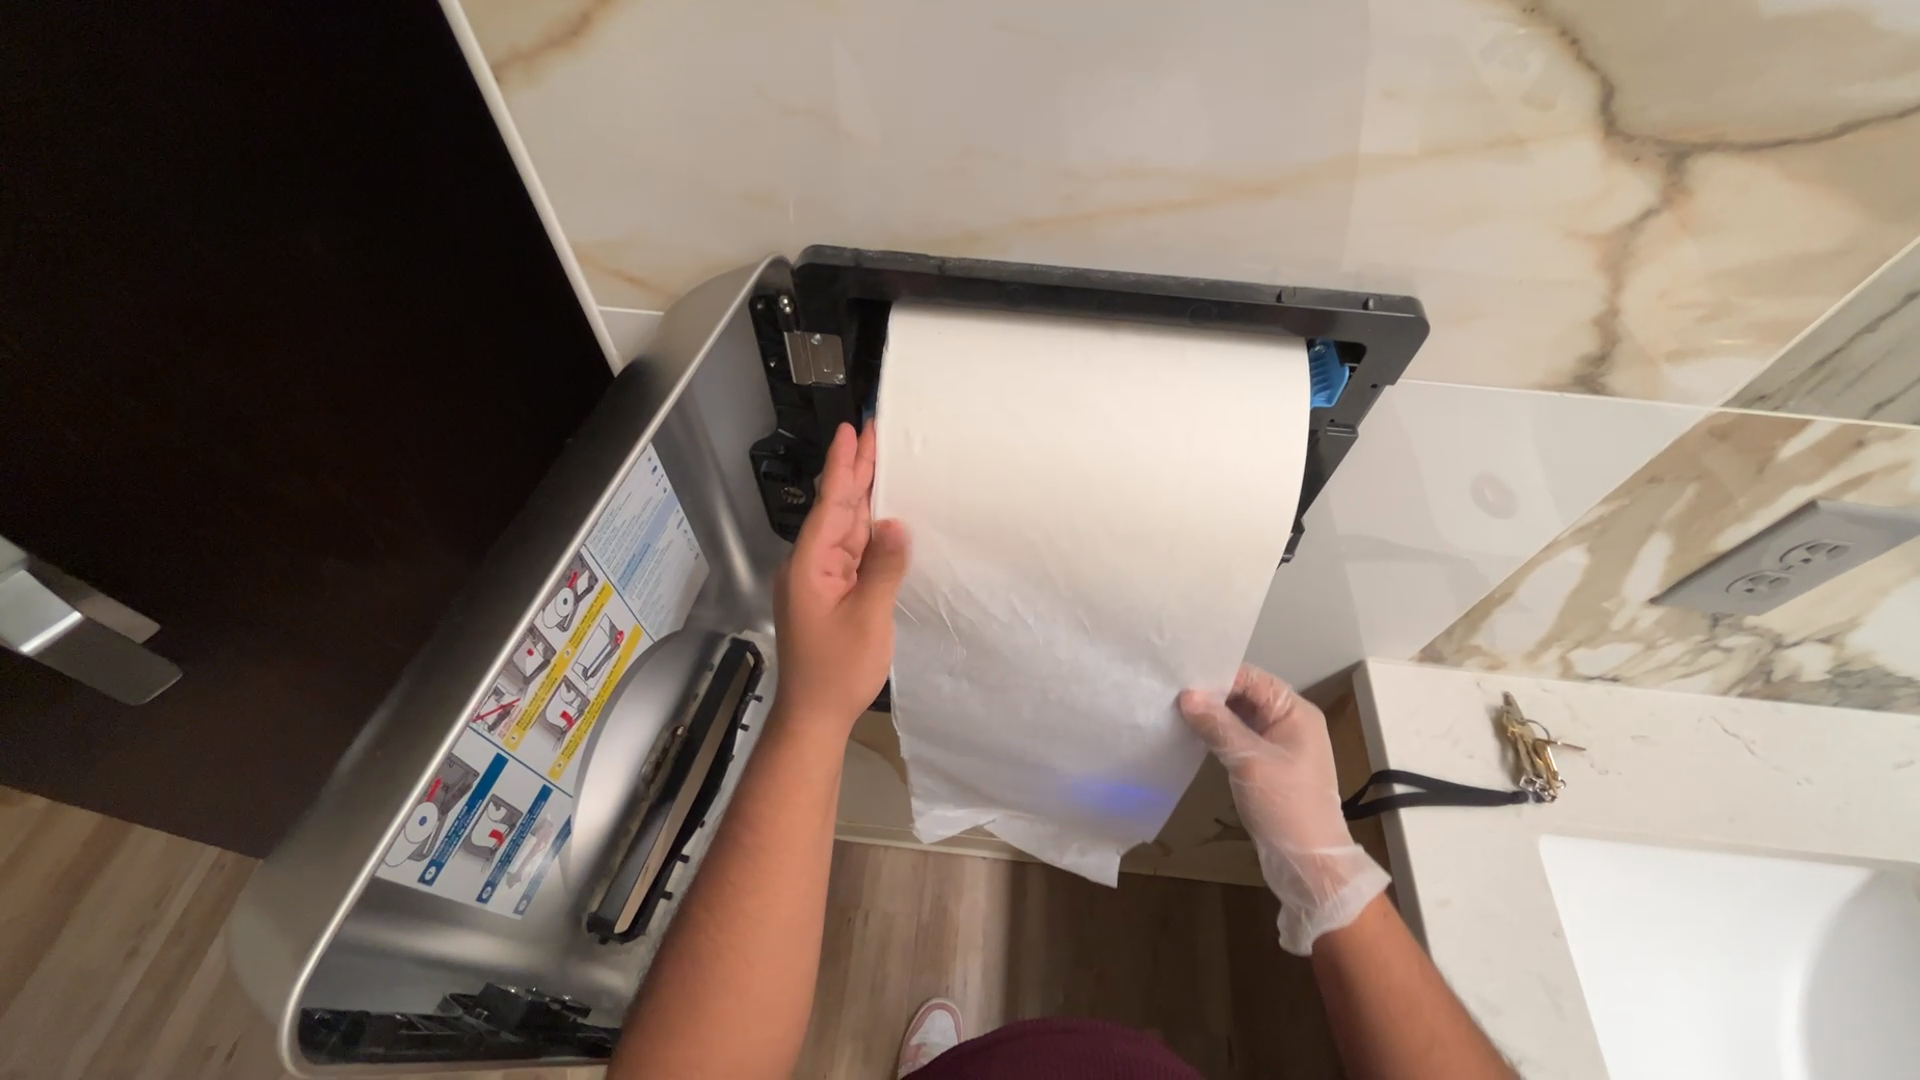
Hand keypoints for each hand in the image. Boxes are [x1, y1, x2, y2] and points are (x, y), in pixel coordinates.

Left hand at [772, 422, 909, 734]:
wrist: (815, 714)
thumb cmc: (837, 672)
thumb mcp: (868, 618)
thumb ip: (883, 568)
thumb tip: (896, 525)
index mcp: (811, 565)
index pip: (830, 506)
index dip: (843, 468)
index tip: (852, 432)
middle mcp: (813, 565)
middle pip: (837, 510)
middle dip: (856, 471)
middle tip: (873, 432)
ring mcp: (823, 579)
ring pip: (847, 528)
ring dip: (864, 496)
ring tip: (882, 459)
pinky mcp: (835, 592)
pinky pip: (854, 551)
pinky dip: (870, 530)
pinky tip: (884, 513)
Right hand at [1180, 665, 1389, 954]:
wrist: (1307, 863)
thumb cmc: (1286, 806)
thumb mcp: (1249, 761)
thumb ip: (1218, 725)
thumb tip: (1187, 695)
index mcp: (1296, 713)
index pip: (1253, 679)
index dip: (1218, 676)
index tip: (1181, 676)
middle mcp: (1289, 722)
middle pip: (1245, 695)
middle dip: (1211, 694)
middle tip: (1171, 691)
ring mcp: (1278, 745)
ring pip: (1239, 717)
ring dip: (1212, 715)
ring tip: (1175, 709)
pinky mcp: (1266, 765)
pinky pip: (1238, 738)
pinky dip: (1217, 734)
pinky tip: (1192, 734)